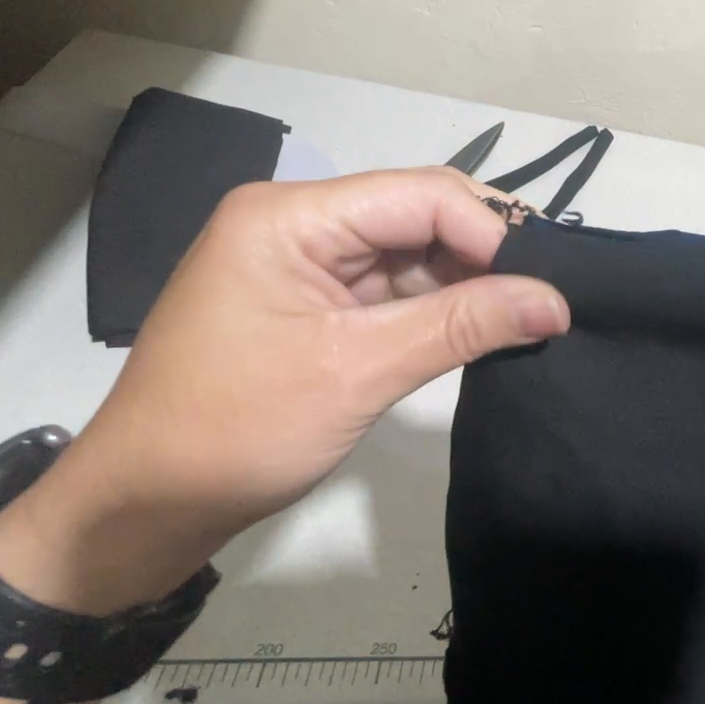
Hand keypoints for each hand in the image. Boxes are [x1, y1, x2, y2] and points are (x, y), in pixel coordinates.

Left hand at [0, 169, 568, 612]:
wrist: (146, 507)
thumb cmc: (235, 432)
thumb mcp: (358, 372)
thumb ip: (463, 326)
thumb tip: (559, 303)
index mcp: (293, 216)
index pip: (422, 195)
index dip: (493, 233)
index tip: (546, 289)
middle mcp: (305, 223)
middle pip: (425, 214)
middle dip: (490, 254)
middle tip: (550, 298)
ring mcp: (314, 263)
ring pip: (422, 252)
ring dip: (475, 284)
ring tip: (532, 317)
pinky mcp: (326, 302)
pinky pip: (404, 288)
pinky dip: (449, 308)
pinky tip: (490, 329)